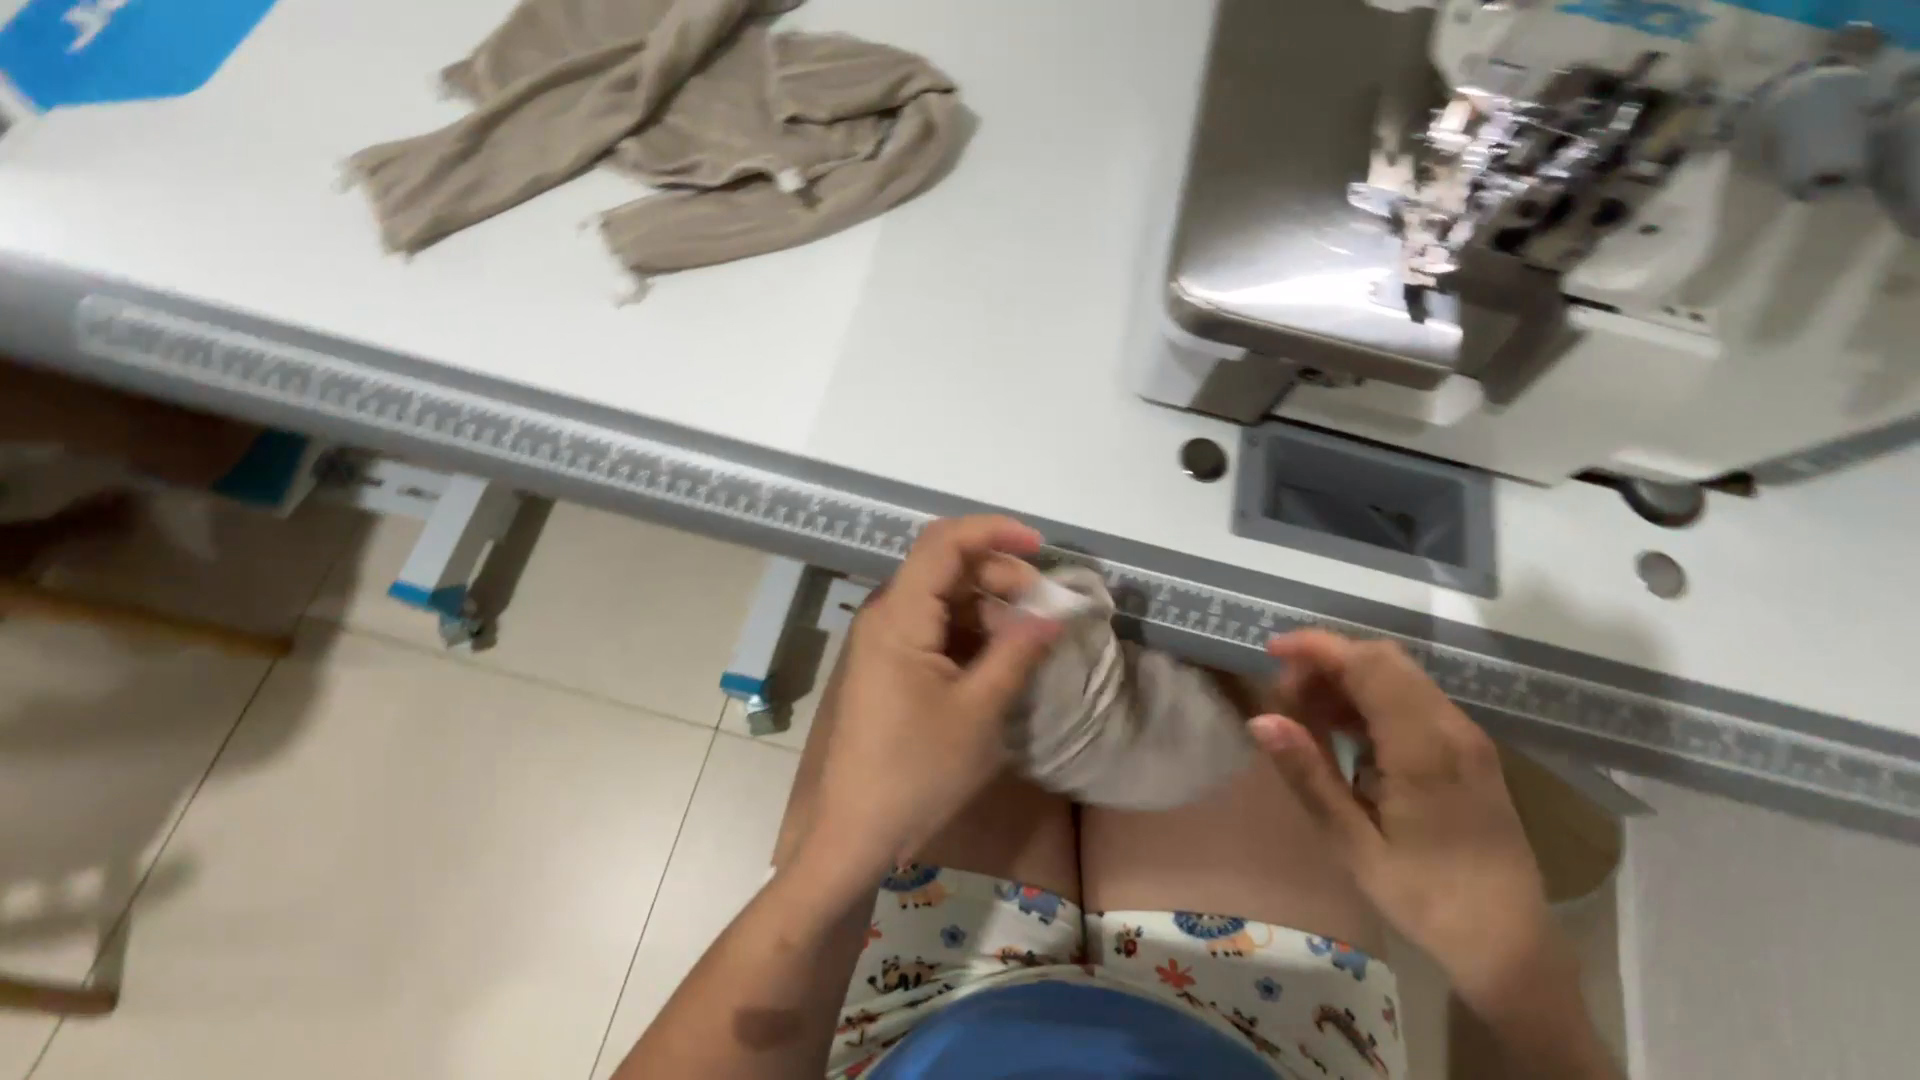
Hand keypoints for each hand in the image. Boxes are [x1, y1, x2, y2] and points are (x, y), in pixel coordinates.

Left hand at [798, 516, 1061, 885]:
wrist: (856, 833)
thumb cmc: (917, 772)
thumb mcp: (979, 712)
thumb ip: (1017, 653)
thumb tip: (1055, 616)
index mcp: (899, 618)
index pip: (943, 543)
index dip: (993, 531)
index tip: (1041, 547)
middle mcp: (885, 618)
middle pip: (945, 568)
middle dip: (999, 575)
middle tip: (1043, 610)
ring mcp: (884, 644)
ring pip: (942, 601)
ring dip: (989, 608)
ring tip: (1028, 641)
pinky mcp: (888, 669)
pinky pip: (933, 631)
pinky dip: (970, 635)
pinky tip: (1001, 660)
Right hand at [1249, 630, 1561, 1010]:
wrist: (1509, 940)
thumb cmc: (1426, 897)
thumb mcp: (1354, 846)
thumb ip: (1309, 776)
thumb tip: (1260, 720)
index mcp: (1425, 749)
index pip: (1369, 665)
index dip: (1318, 647)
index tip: (1270, 650)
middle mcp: (1452, 729)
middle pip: (1384, 661)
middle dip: (1327, 663)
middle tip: (1284, 699)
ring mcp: (1465, 737)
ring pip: (1398, 677)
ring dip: (1347, 681)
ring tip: (1305, 718)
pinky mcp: (1467, 750)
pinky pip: (1412, 700)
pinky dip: (1370, 700)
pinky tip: (1343, 735)